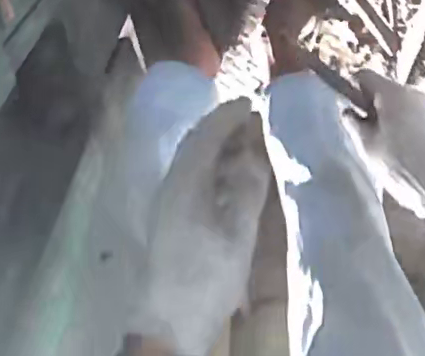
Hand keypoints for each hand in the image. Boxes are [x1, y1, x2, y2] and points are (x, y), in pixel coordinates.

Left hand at [127, 98, 271, 354]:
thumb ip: (247, 190)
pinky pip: (193, 175)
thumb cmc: (204, 276)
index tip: (251, 102)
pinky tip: (230, 180)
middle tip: (252, 121)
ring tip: (246, 146)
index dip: (230, 115)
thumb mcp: (236, 235)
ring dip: (219, 147)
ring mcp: (168, 197)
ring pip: (194, 158)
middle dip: (224, 127)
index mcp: (186, 177)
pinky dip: (213, 168)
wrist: (167, 321)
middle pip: (198, 141)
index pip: (207, 132)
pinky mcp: (170, 214)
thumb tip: (256, 153)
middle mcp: (172, 179)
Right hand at [349, 70, 424, 212]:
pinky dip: (418, 133)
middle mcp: (416, 93)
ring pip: (408, 108)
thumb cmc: (404, 166)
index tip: (355, 114)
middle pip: (388, 92)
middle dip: (378, 109)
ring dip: (399, 121)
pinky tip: (420, 158)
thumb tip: (348, 111)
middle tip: (374, 136)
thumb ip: (353, 124)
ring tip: (398, 151)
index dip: (353, 91)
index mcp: (392, 92)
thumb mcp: (368, 147)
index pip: (363, 75)